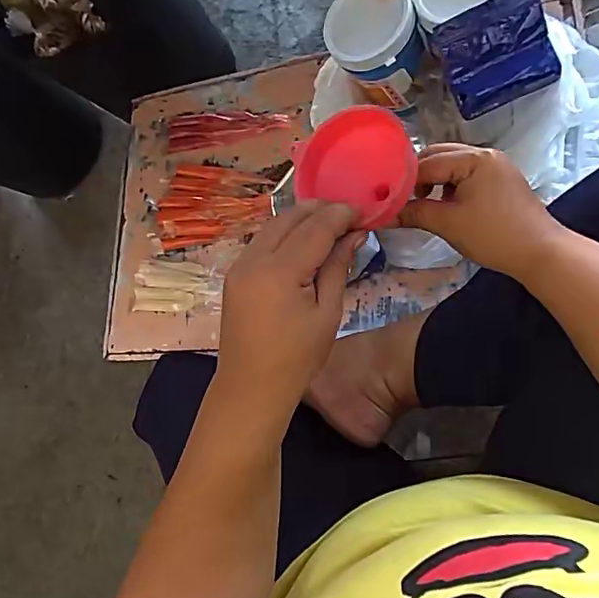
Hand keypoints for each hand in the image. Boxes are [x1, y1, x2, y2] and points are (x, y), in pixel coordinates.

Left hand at [216, 200, 363, 404]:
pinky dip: (284, 232)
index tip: (363, 211)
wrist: (251, 387)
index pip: (315, 229)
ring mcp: (239, 266)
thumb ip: (337, 267)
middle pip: (290, 218)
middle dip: (321, 210)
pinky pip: (262, 240)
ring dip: (301, 218)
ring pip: (272, 225)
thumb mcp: (328, 313)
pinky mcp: (234, 274)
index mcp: (279, 273)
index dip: (341, 216)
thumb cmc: (297, 358)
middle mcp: (254, 261)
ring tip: (330, 221)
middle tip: (349, 212)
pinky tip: (303, 238)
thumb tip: (354, 235)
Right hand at [395, 144, 566, 278]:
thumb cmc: (494, 235)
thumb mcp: (449, 224)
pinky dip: (451, 188)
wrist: (540, 252)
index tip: (385, 196)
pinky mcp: (501, 181)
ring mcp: (496, 167)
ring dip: (434, 183)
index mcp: (474, 158)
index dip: (404, 179)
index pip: (427, 162)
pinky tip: (445, 207)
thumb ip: (415, 213)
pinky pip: (468, 177)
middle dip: (418, 178)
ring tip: (422, 206)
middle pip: (440, 157)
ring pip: (453, 167)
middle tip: (401, 200)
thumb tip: (385, 215)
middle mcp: (486, 154)